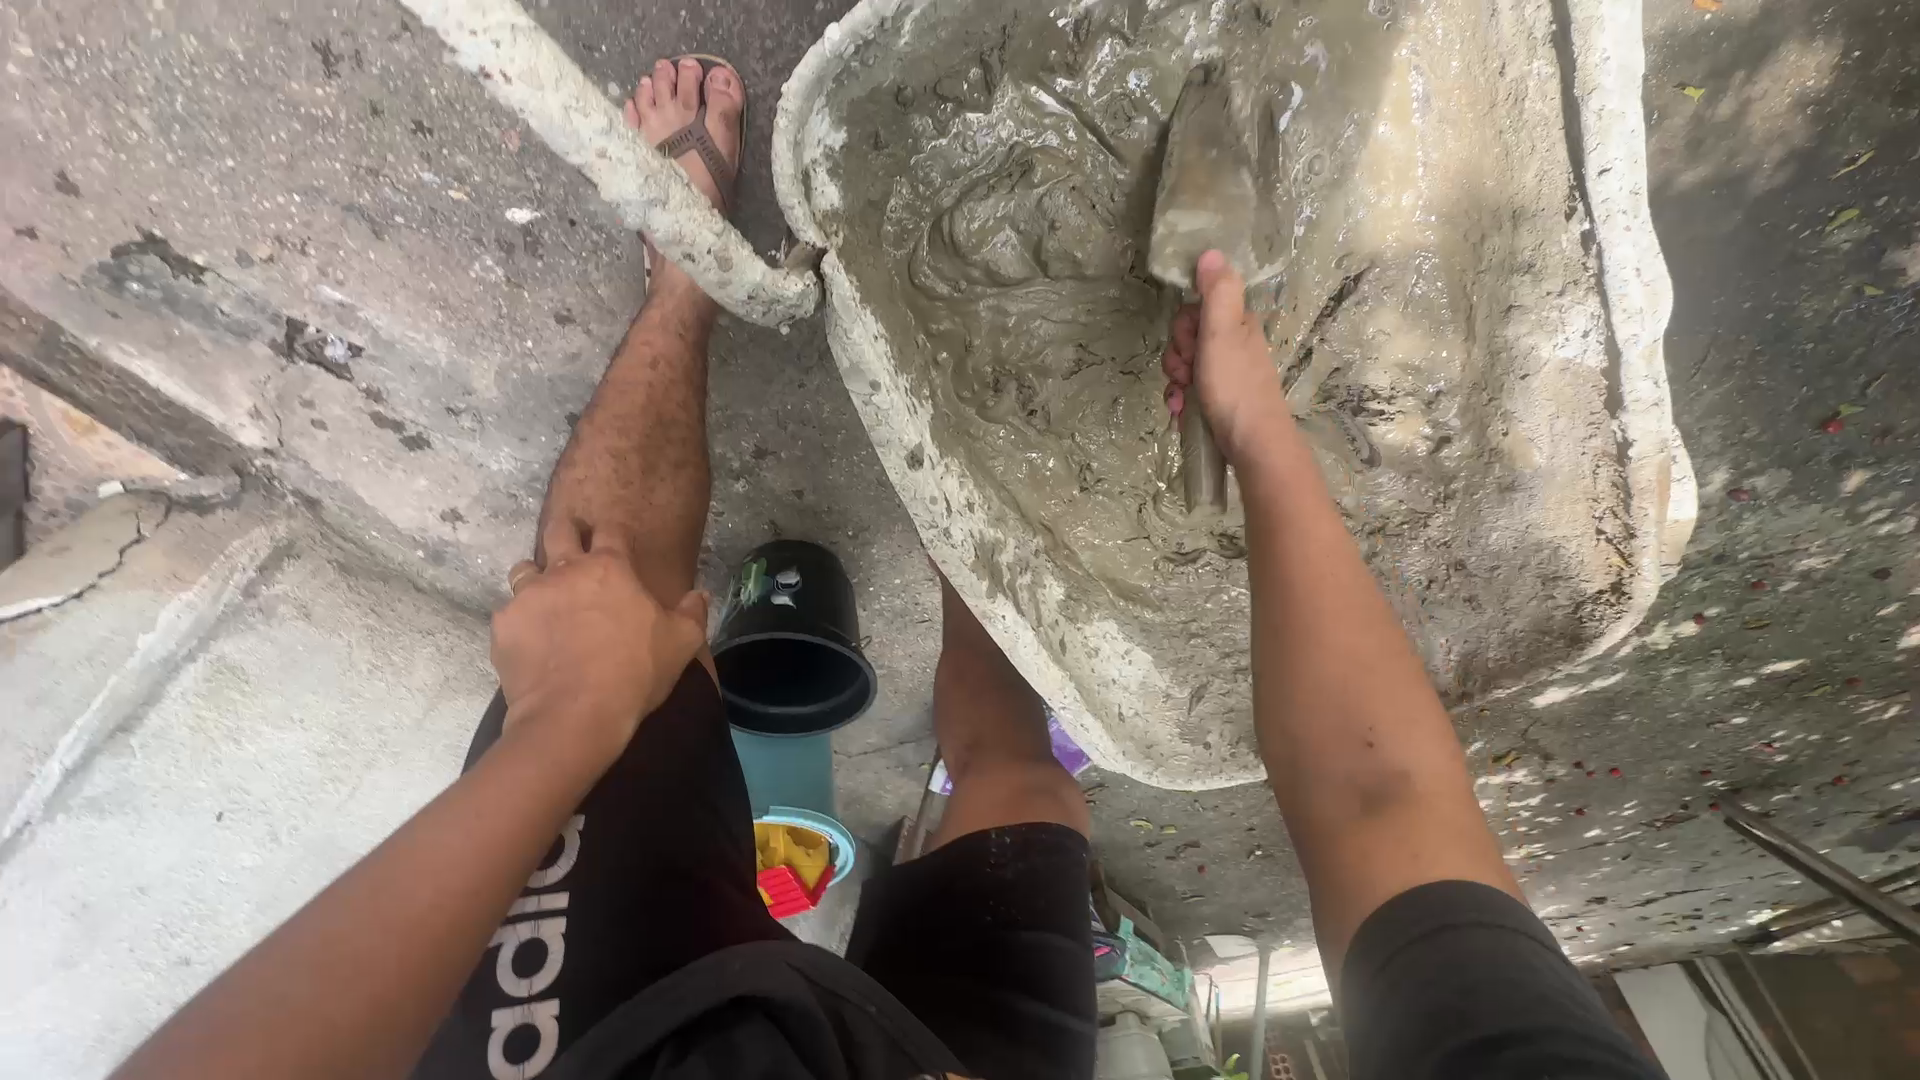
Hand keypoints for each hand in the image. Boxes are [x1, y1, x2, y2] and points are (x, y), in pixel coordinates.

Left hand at [493, 526, 707, 761]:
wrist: (574, 713)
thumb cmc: (636, 670)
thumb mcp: (682, 642)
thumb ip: (692, 613)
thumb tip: (699, 595)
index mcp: (611, 568)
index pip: (609, 531)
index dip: (611, 531)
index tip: (613, 539)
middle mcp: (565, 572)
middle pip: (558, 531)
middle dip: (565, 529)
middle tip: (571, 540)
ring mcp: (528, 597)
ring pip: (524, 569)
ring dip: (536, 576)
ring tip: (547, 596)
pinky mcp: (503, 626)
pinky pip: (510, 613)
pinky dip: (522, 620)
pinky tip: (532, 641)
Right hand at [1161, 249, 1294, 467]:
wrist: (1251, 442)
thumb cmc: (1235, 386)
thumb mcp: (1222, 333)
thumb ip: (1216, 293)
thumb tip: (1211, 252)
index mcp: (1236, 324)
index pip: (1193, 312)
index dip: (1182, 330)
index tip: (1190, 347)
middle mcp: (1232, 344)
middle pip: (1185, 339)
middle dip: (1176, 358)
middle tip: (1187, 374)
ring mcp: (1224, 373)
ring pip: (1183, 366)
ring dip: (1174, 381)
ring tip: (1183, 397)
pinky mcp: (1217, 398)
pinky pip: (1187, 390)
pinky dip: (1179, 400)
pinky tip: (1181, 411)